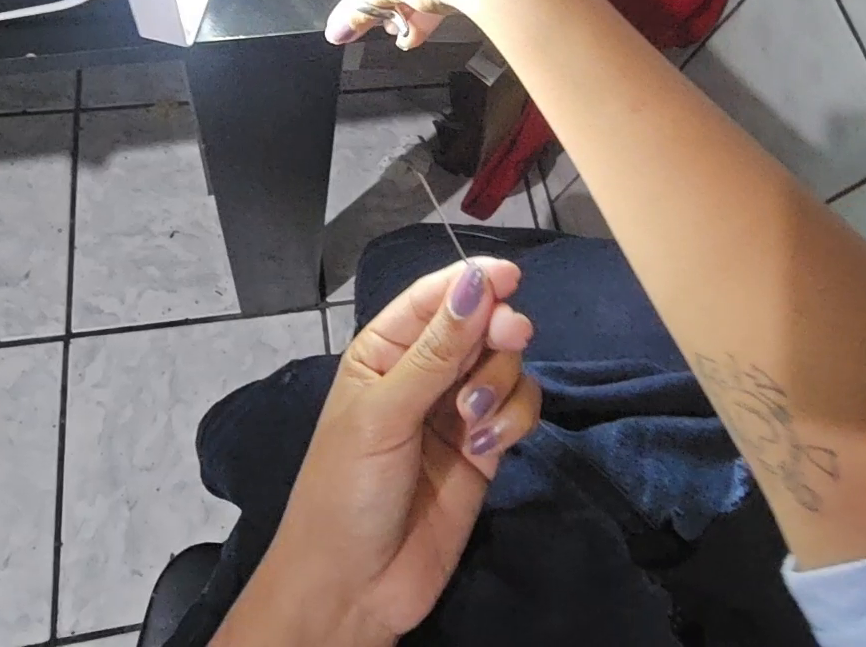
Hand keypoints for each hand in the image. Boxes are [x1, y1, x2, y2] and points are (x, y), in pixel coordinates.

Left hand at [215, 259, 541, 644]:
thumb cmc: (347, 488)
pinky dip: (515, 418)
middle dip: (496, 328)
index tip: (509, 275)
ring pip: (503, 364)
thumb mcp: (384, 413)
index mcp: (385, 350)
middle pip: (478, 324)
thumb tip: (475, 284)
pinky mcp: (486, 446)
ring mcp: (457, 409)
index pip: (433, 298)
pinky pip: (518, 409)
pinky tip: (489, 445)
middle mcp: (423, 371)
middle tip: (509, 335)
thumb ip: (435, 351)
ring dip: (499, 382)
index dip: (471, 280)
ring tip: (472, 420)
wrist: (353, 589)